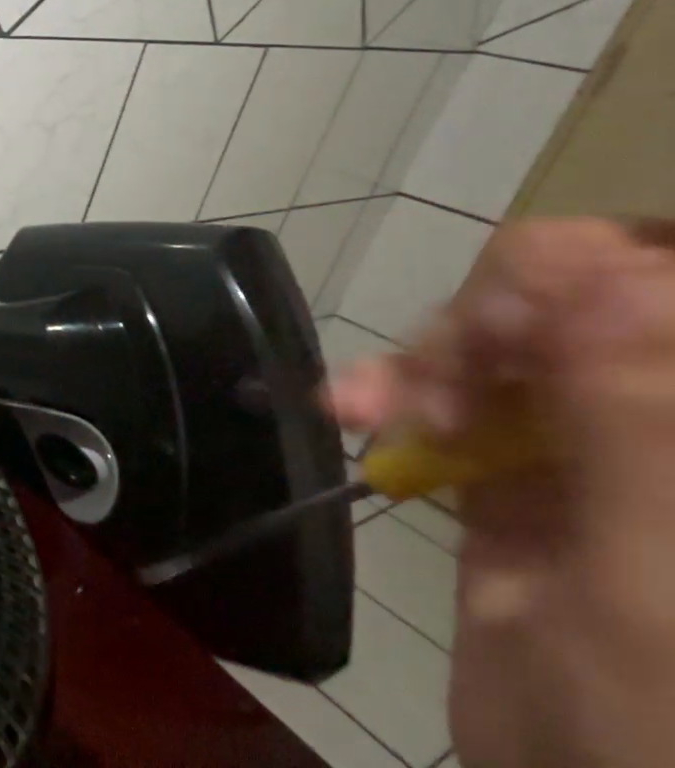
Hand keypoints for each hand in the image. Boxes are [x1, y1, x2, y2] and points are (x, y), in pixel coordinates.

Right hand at [327, 219, 674, 767]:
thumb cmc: (654, 722)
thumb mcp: (646, 580)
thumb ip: (634, 425)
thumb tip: (609, 273)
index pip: (665, 289)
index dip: (599, 273)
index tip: (508, 314)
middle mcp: (658, 420)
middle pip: (579, 305)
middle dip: (489, 321)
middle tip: (427, 375)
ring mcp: (592, 447)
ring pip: (502, 347)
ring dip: (425, 358)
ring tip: (367, 404)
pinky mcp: (514, 472)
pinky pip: (453, 400)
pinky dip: (395, 391)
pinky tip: (351, 407)